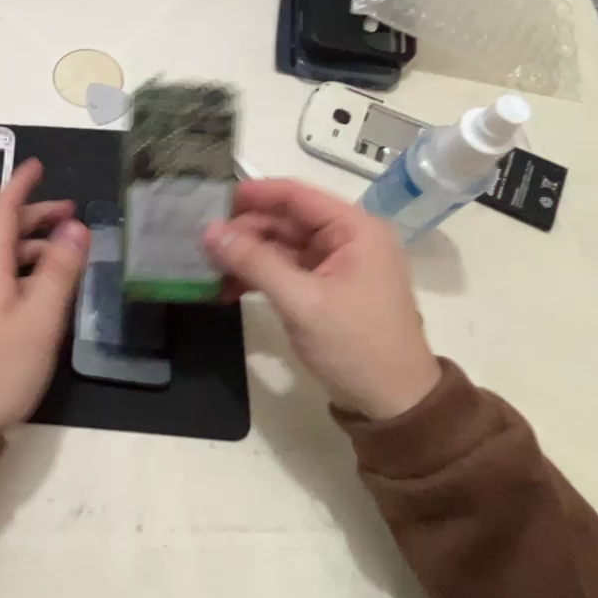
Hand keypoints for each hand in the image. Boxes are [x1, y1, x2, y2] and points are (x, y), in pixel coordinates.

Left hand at [0, 160, 89, 428]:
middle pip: (1, 228)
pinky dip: (20, 267)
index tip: (39, 165)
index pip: (2, 207)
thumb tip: (77, 227)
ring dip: (31, 244)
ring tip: (66, 252)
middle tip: (71, 213)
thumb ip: (60, 270)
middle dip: (35, 215)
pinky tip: (41, 286)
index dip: (22, 184)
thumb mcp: (40, 319)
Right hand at [203, 179, 438, 419]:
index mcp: (355, 229)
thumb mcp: (302, 302)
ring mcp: (337, 264)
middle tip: (202, 242)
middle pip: (286, 219)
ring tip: (208, 266)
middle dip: (244, 230)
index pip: (297, 195)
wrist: (394, 402)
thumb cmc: (356, 345)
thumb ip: (255, 262)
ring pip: (281, 244)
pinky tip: (228, 287)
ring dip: (247, 254)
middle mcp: (348, 238)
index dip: (253, 194)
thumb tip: (209, 231)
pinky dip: (258, 275)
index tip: (211, 201)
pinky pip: (285, 268)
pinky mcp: (326, 288)